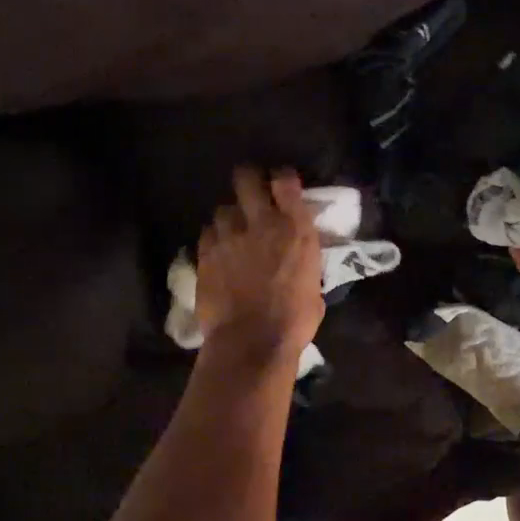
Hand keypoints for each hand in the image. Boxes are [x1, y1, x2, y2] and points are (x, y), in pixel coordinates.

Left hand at [194, 167, 324, 354]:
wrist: (251, 342)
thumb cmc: (294, 320)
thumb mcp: (314, 286)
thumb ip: (303, 262)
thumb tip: (298, 260)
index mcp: (296, 229)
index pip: (285, 181)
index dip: (282, 178)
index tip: (282, 184)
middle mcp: (261, 223)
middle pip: (247, 180)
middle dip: (248, 180)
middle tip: (251, 192)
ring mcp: (229, 237)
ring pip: (223, 208)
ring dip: (231, 216)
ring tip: (234, 230)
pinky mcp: (205, 255)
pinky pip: (208, 233)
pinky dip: (215, 238)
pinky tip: (220, 251)